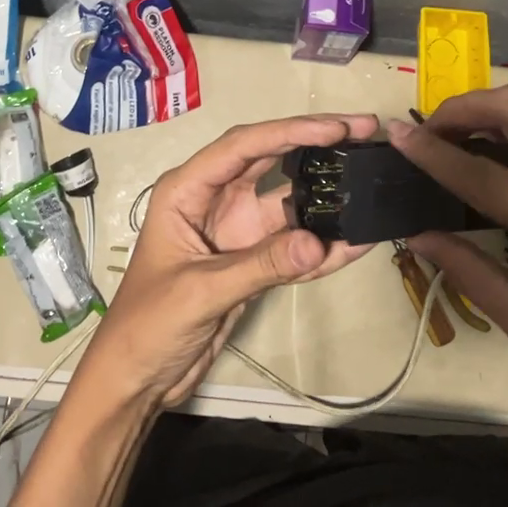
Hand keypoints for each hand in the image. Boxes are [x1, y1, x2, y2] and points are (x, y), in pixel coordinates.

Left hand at [82, 115, 379, 405]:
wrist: (136, 379)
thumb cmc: (147, 325)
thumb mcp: (199, 291)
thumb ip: (260, 265)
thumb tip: (319, 241)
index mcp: (188, 189)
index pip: (243, 147)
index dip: (290, 131)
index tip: (335, 128)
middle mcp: (215, 199)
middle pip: (271, 158)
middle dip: (315, 143)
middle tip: (363, 129)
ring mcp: (237, 231)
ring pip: (289, 202)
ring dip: (327, 195)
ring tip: (371, 179)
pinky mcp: (252, 262)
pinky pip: (294, 248)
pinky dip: (324, 246)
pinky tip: (358, 240)